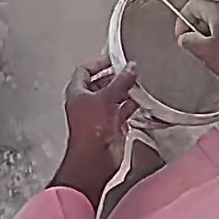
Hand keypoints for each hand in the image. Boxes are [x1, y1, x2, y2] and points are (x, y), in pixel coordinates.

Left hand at [48, 61, 137, 205]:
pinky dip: (131, 104)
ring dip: (125, 90)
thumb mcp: (106, 98)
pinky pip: (123, 110)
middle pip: (101, 83)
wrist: (95, 161)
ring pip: (113, 96)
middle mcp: (87, 103)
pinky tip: (141, 99)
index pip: (84, 70)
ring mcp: (99, 115)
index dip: (97, 62)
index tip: (112, 57)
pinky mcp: (111, 126)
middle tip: (128, 69)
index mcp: (77, 93)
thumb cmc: (90, 131)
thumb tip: (130, 67)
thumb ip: (120, 81)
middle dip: (114, 76)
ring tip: (138, 81)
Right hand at [175, 0, 218, 107]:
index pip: (194, 4)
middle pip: (207, 12)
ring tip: (210, 56)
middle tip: (193, 46)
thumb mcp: (207, 53)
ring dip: (210, 37)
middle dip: (196, 28)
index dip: (183, 19)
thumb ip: (190, 42)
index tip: (182, 36)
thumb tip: (185, 38)